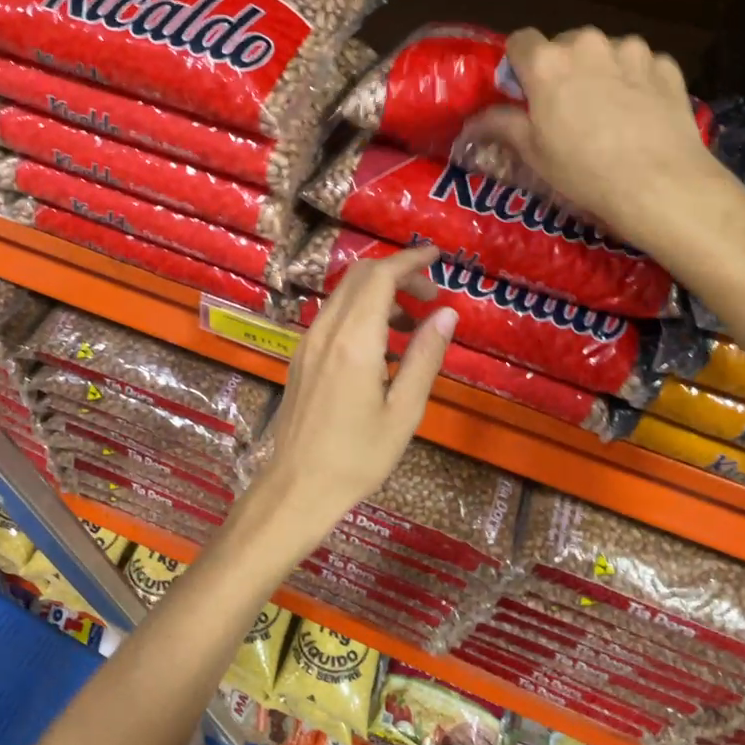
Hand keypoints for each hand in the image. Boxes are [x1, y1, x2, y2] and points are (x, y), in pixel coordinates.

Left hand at [242, 247, 457, 553]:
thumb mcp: (404, 412)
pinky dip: (360, 312)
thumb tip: (446, 314)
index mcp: (354, 341)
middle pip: (359, 277)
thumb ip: (425, 357)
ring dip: (378, 294)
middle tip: (430, 296)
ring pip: (343, 295)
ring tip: (412, 326)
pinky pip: (332, 316)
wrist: (297, 487)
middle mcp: (325, 331)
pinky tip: (381, 346)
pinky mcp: (300, 357)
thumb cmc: (357, 457)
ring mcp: (307, 342)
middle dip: (397, 273)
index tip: (438, 258)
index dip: (410, 260)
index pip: (380, 277)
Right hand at [461, 27, 732, 258]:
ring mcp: (632, 50)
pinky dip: (635, 81)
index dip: (519, 65)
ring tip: (607, 110)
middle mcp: (588, 44)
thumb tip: (474, 121)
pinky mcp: (666, 64)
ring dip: (600, 71)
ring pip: (605, 52)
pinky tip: (638, 114)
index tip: (524, 91)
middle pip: (565, 44)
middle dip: (562, 68)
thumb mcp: (532, 152)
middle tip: (566, 106)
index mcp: (547, 62)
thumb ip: (501, 124)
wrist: (659, 183)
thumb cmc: (583, 169)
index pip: (521, 40)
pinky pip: (641, 65)